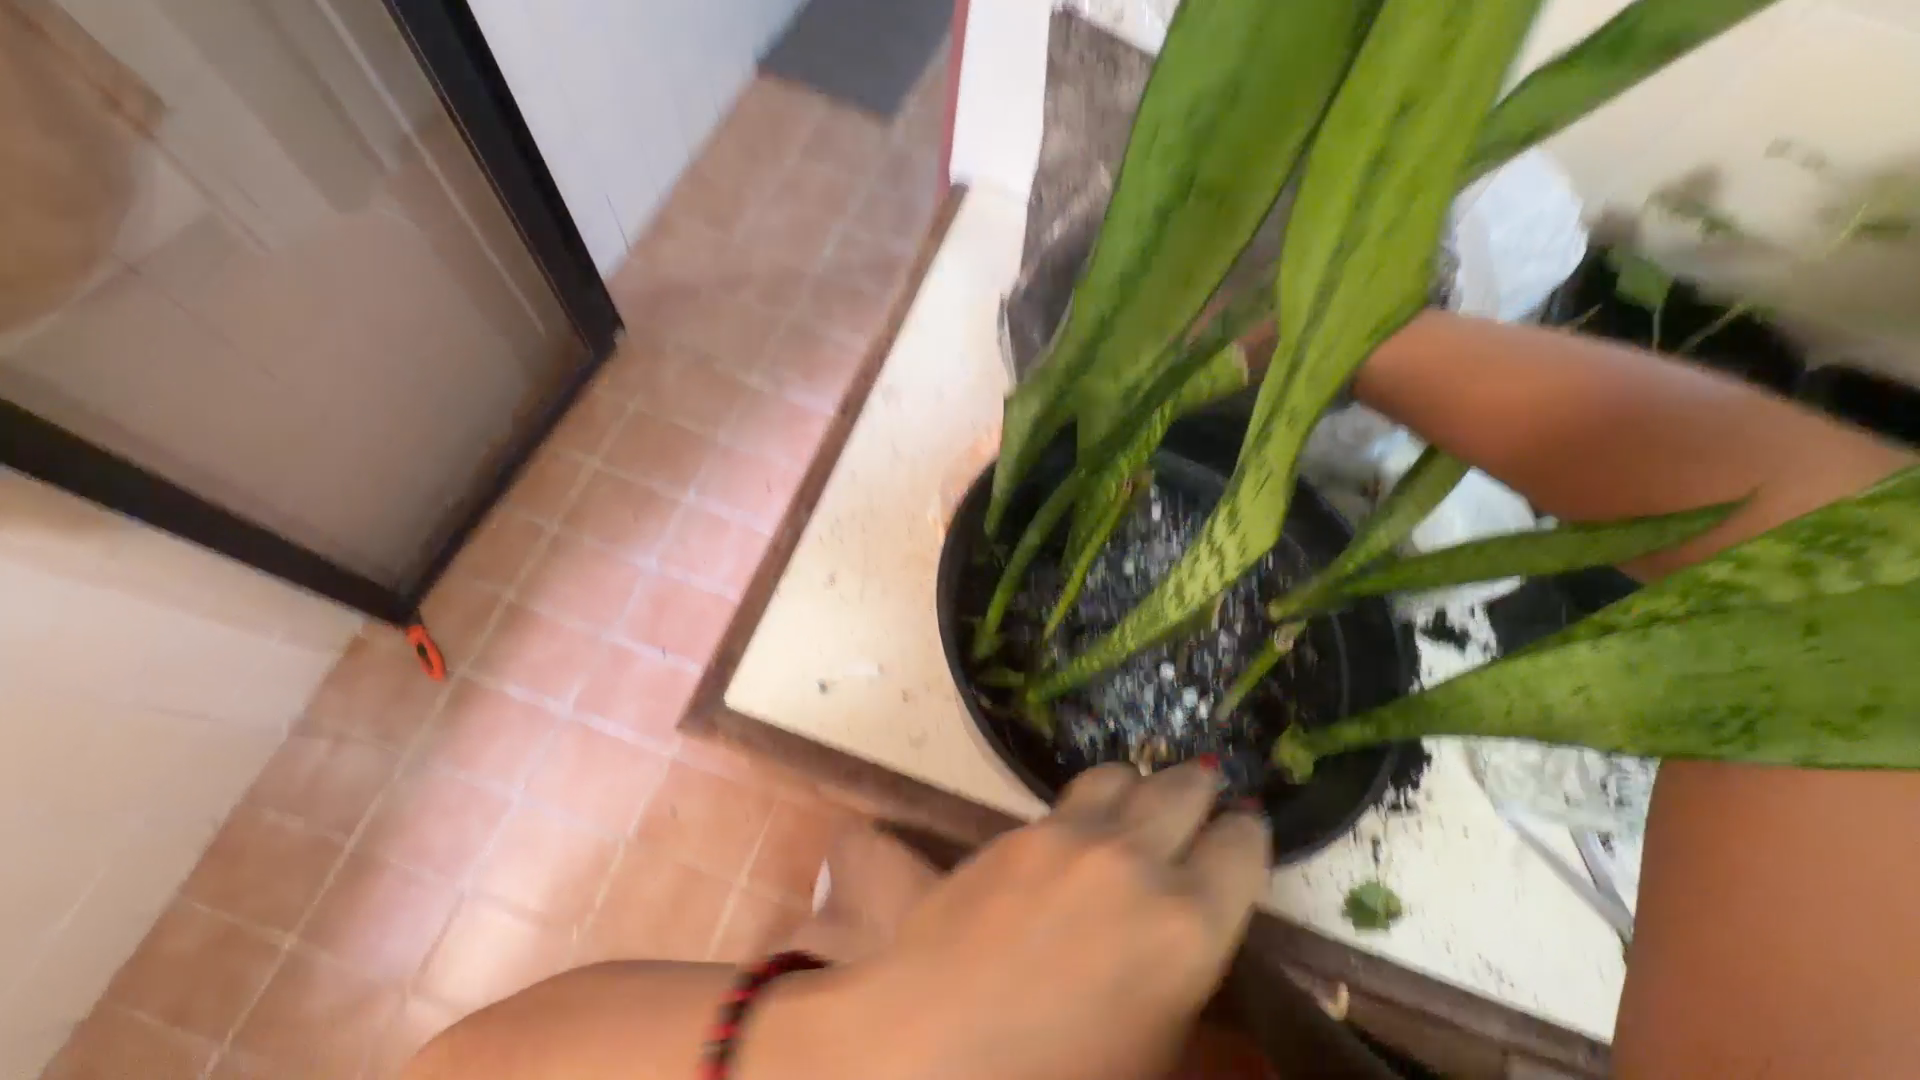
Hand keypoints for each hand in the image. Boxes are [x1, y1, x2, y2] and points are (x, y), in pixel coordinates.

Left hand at [791, 760, 1270, 1079]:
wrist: (931, 1044)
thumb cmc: (1062, 1075)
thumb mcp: (1158, 1044)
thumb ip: (1186, 971)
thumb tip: (1189, 932)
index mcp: (1190, 921)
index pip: (1242, 845)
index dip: (1246, 838)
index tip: (1241, 837)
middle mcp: (1135, 858)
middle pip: (1185, 787)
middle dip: (1202, 789)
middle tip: (1204, 796)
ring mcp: (1069, 835)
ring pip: (1122, 775)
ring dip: (1140, 787)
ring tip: (1139, 804)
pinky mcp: (1014, 830)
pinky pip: (1066, 801)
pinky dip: (1086, 809)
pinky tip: (1076, 838)